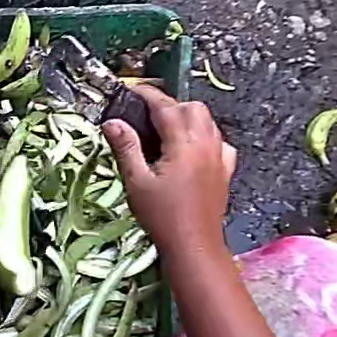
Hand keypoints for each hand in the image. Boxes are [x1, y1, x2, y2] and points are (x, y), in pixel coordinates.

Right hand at [102, 84, 235, 258]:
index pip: (166, 107)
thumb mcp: (136, 182)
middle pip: (192, 108)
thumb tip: (112, 122)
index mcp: (183, 145)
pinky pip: (220, 141)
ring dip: (188, 117)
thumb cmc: (162, 216)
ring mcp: (219, 157)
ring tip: (166, 130)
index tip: (130, 90)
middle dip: (170, 104)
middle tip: (146, 116)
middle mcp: (206, 145)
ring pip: (208, 121)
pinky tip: (192, 149)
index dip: (147, 95)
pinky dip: (206, 136)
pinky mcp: (225, 171)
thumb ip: (126, 148)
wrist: (194, 245)